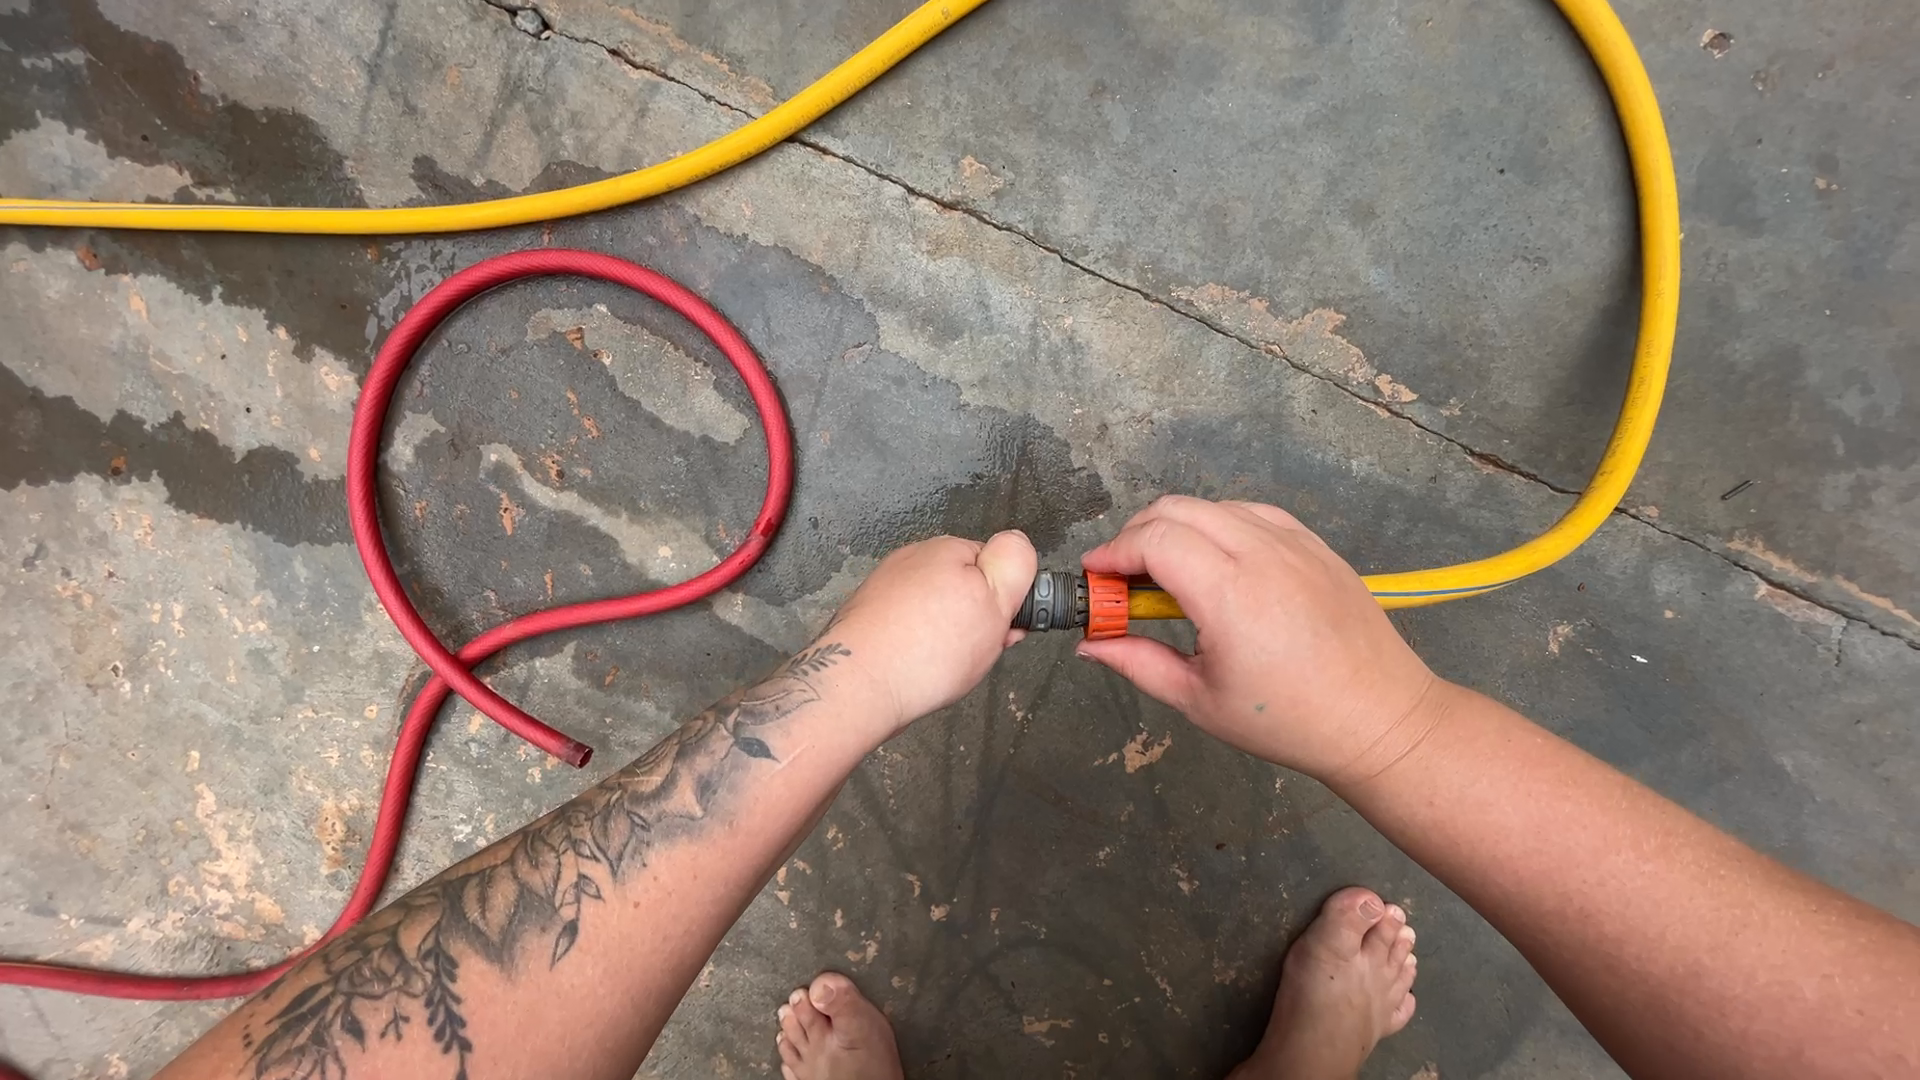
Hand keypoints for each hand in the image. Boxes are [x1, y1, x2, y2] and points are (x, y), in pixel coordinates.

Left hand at [821, 531, 1037, 731]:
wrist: (859, 685)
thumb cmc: (926, 650)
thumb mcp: (995, 602)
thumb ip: (1014, 564)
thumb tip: (1019, 542)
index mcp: (947, 549)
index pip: (995, 564)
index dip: (1007, 599)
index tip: (1006, 626)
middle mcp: (914, 560)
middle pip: (964, 586)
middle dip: (977, 618)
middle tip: (975, 650)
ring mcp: (888, 587)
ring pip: (936, 609)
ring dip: (948, 634)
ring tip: (943, 663)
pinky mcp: (871, 615)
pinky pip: (909, 626)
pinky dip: (919, 645)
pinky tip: (920, 666)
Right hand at [1077, 497, 1444, 784]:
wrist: (1382, 718)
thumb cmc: (1286, 720)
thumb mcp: (1198, 700)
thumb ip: (1135, 662)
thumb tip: (1087, 644)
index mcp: (1230, 594)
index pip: (1154, 540)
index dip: (1113, 551)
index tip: (1095, 575)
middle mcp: (1262, 553)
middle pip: (1176, 509)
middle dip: (1135, 534)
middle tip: (1122, 575)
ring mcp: (1294, 541)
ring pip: (1212, 505)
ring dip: (1175, 527)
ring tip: (1165, 570)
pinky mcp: (1315, 543)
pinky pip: (1250, 512)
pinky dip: (1217, 524)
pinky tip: (1215, 560)